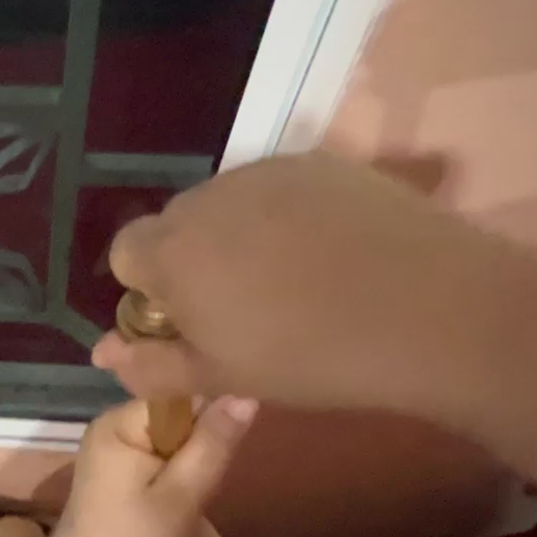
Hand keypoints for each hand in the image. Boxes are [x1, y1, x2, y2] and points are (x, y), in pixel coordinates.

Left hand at [44, 396, 258, 536]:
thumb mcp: (182, 493)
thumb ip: (213, 445)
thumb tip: (246, 397)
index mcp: (121, 420)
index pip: (184, 402)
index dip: (208, 431)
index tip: (211, 468)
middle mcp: (111, 423)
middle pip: (177, 419)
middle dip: (196, 452)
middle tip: (194, 491)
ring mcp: (110, 444)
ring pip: (170, 440)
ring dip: (185, 467)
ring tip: (181, 499)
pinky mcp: (113, 465)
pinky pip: (156, 455)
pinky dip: (170, 476)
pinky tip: (168, 502)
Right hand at [92, 151, 527, 418]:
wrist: (433, 311)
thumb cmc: (310, 357)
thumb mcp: (221, 376)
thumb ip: (152, 364)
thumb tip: (102, 351)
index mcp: (172, 250)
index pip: (126, 251)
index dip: (148, 289)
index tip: (189, 322)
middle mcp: (208, 197)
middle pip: (175, 224)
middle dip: (190, 261)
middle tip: (240, 308)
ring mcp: (268, 171)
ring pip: (227, 204)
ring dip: (236, 237)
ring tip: (291, 280)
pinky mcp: (321, 161)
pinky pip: (277, 188)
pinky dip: (284, 215)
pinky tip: (328, 252)